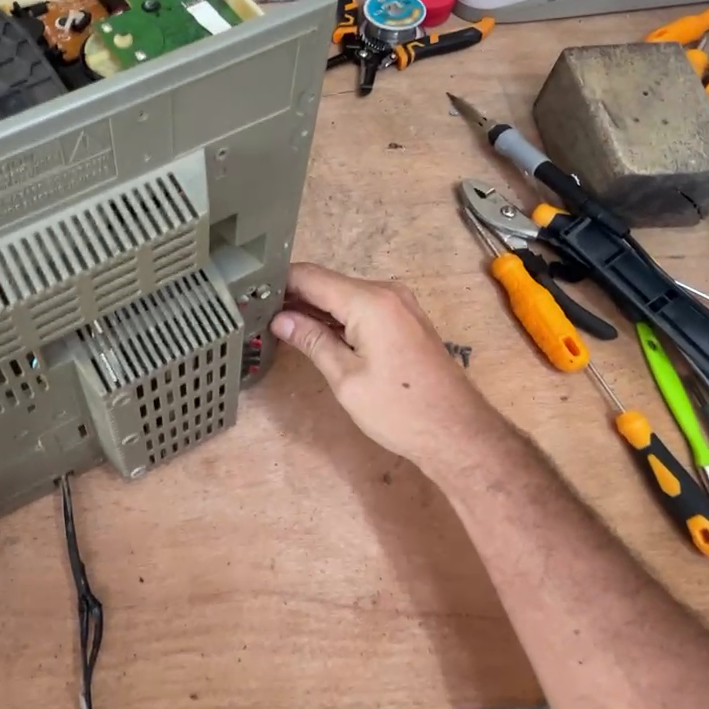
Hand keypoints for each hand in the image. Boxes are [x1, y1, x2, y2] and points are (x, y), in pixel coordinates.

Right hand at [271, 263, 502, 472]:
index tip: (250, 296)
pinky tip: (317, 335)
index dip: (278, 283)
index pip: (310, 276)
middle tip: (259, 315)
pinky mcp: (404, 319)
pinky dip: (338, 317)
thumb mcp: (346, 379)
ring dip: (315, 308)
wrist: (458, 432)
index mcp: (369, 302)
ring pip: (343, 295)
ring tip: (282, 327)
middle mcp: (386, 292)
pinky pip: (361, 307)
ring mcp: (399, 304)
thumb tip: (281, 320)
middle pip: (327, 283)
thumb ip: (312, 342)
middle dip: (294, 297)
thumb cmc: (400, 410)